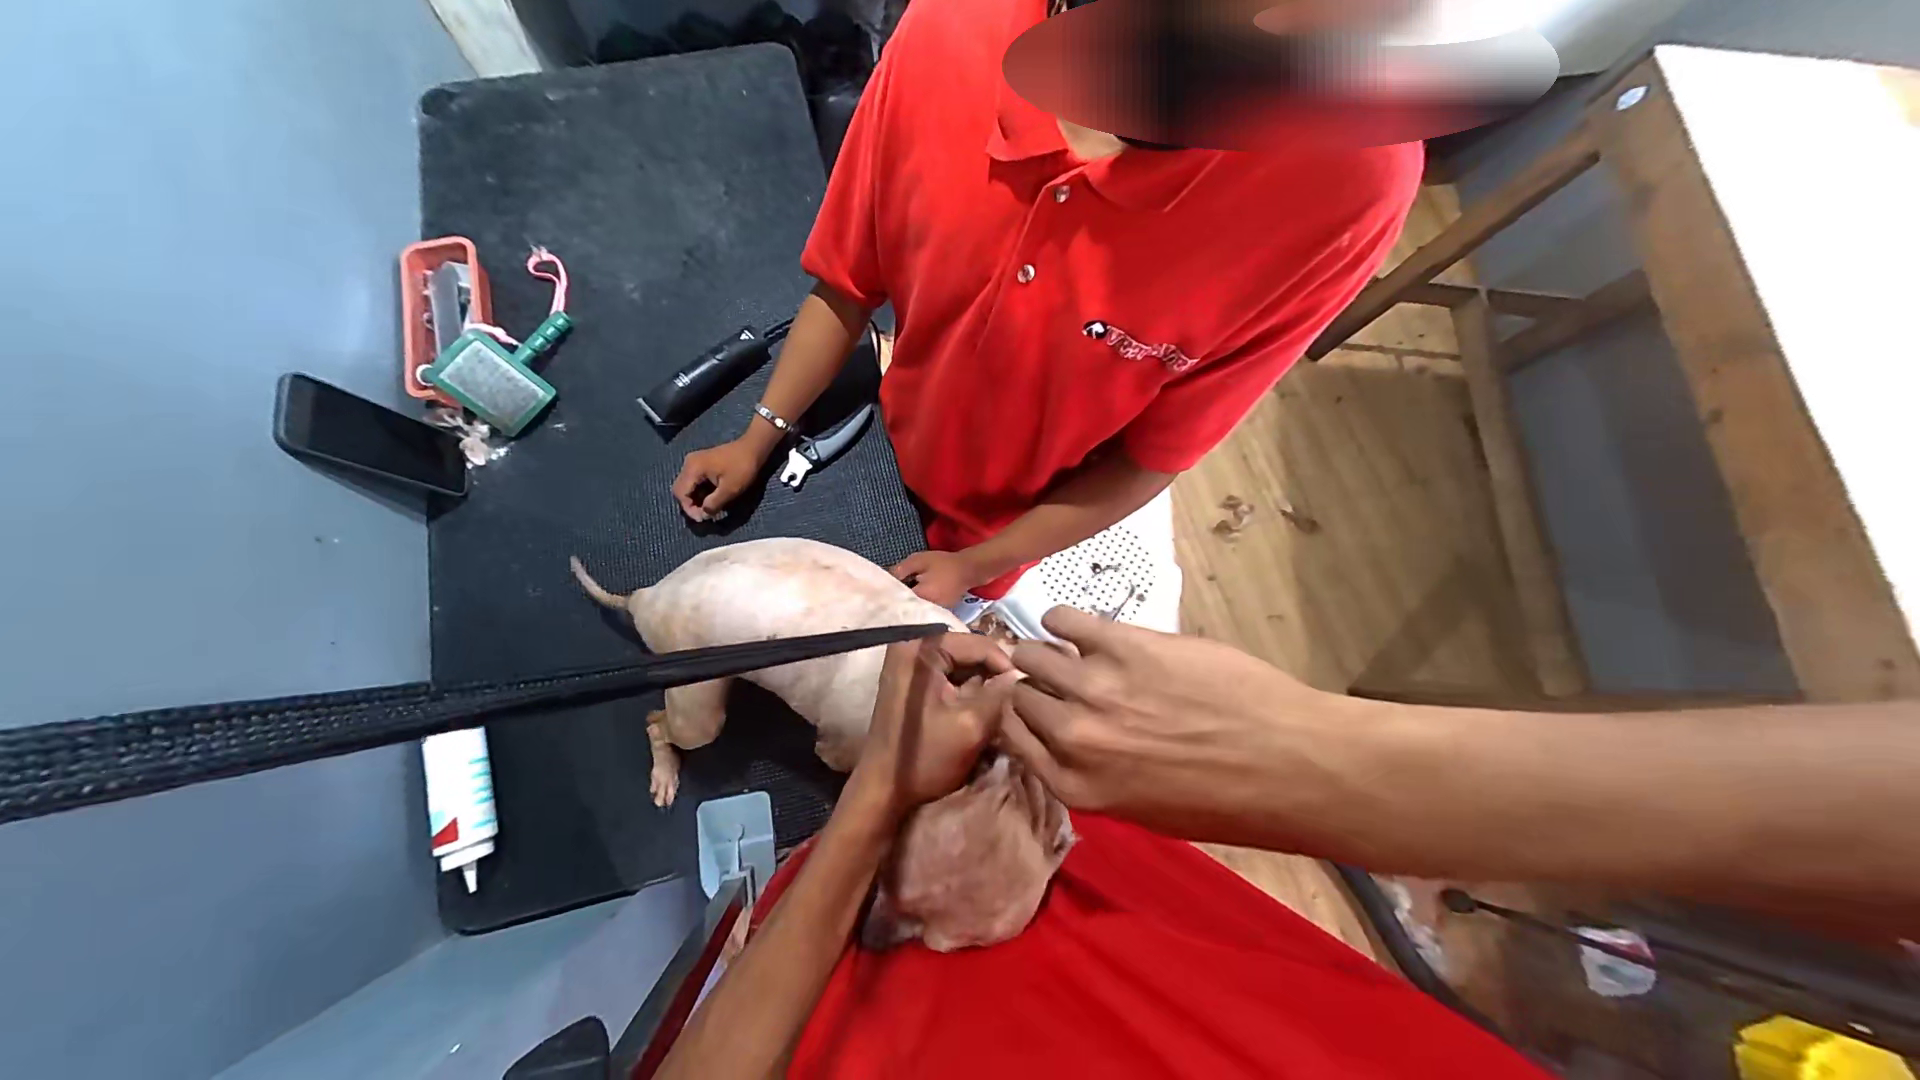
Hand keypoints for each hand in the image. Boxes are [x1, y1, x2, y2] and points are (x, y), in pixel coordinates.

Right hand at [672, 438, 769, 520]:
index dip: (689, 509)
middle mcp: (689, 463)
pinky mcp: (701, 462)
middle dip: (690, 505)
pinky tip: (710, 498)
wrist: (753, 447)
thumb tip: (703, 515)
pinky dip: (699, 491)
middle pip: (680, 489)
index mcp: (693, 468)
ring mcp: (694, 461)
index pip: (680, 493)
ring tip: (709, 508)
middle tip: (705, 515)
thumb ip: (713, 504)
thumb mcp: (730, 490)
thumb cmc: (742, 468)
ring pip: (687, 485)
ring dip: (695, 499)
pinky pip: (694, 480)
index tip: (702, 519)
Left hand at [850, 634, 1016, 814]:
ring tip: (1005, 706)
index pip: (979, 643)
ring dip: (984, 684)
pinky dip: (968, 691)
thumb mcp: (971, 725)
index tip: (1028, 690)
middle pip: (970, 652)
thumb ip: (1000, 693)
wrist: (884, 789)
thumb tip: (1023, 674)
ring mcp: (910, 663)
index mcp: (921, 648)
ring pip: (963, 665)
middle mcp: (912, 645)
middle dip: (995, 675)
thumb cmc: (925, 758)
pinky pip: (950, 676)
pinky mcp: (912, 681)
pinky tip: (983, 711)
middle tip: (1019, 699)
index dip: (1007, 666)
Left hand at [891, 550, 987, 607]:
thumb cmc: (943, 563)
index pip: (897, 601)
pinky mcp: (940, 613)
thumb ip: (901, 569)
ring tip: (895, 598)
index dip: (887, 597)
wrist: (968, 569)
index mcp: (921, 597)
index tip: (877, 594)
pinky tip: (911, 600)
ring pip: (914, 612)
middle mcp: (928, 610)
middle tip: (883, 597)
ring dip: (905, 606)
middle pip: (905, 610)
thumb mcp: (919, 560)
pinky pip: (923, 612)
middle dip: (895, 603)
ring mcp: (935, 613)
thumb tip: (885, 578)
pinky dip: (916, 606)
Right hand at [997, 607, 1361, 844]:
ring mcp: (1094, 688)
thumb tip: (1068, 736)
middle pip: (1021, 695)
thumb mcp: (1143, 807)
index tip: (1029, 703)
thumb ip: (1093, 773)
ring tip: (1057, 646)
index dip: (1019, 716)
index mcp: (1075, 785)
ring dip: (1040, 651)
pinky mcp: (1121, 646)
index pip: (1013, 736)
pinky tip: (1071, 625)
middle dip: (1031, 685)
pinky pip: (1064, 621)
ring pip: (1034, 655)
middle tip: (1048, 675)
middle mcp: (1072, 737)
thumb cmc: (1226, 799)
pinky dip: (1060, 620)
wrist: (1290, 763)